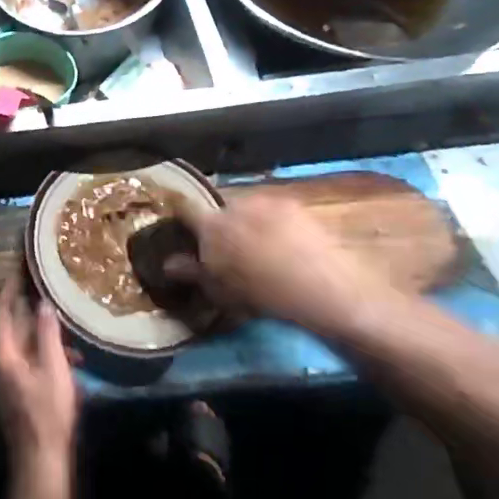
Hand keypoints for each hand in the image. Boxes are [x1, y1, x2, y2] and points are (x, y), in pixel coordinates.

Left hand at [0, 271, 78, 473]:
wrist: (41, 458)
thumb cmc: (48, 412)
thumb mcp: (54, 369)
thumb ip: (47, 335)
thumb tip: (43, 304)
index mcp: (3, 354)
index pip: (3, 312)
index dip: (11, 290)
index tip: (20, 269)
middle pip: (9, 325)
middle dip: (25, 305)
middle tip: (41, 285)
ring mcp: (5, 377)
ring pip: (20, 342)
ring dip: (38, 329)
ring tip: (61, 317)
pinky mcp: (15, 388)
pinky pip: (26, 358)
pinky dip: (43, 350)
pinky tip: (69, 355)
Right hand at [165, 191, 407, 336]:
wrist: (329, 292)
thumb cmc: (265, 296)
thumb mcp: (221, 290)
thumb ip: (192, 272)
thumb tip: (169, 264)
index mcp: (212, 223)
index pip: (185, 209)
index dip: (182, 219)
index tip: (184, 232)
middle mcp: (238, 203)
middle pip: (219, 209)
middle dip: (219, 225)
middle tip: (226, 250)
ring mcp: (270, 201)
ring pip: (248, 209)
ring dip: (247, 224)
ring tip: (257, 250)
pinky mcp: (298, 207)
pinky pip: (274, 212)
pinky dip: (272, 225)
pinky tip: (283, 248)